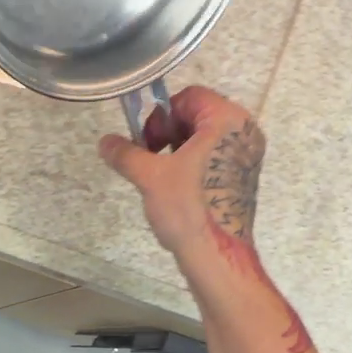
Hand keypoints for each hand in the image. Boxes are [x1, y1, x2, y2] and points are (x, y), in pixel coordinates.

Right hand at [99, 86, 267, 260]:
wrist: (216, 255)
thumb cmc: (188, 208)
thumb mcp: (150, 177)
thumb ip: (126, 154)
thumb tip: (104, 142)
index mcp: (227, 120)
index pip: (189, 97)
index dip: (161, 117)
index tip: (146, 144)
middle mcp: (244, 132)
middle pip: (198, 118)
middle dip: (168, 136)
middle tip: (150, 162)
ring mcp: (247, 158)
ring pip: (205, 142)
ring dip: (178, 154)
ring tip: (162, 181)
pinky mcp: (243, 181)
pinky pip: (215, 162)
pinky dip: (193, 169)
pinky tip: (179, 194)